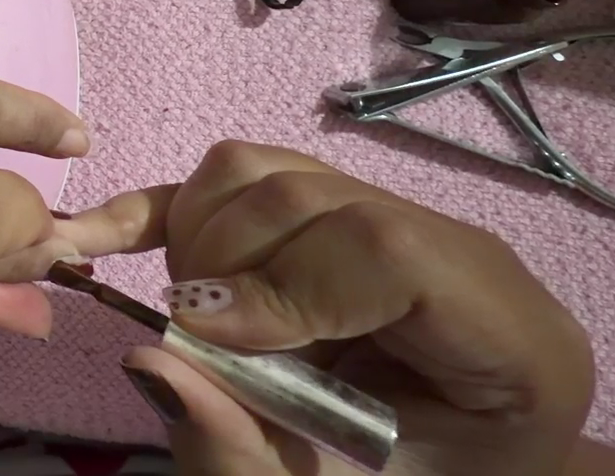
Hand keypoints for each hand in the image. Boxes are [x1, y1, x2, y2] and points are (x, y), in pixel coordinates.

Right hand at [61, 141, 594, 475]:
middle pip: (301, 197)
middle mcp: (449, 249)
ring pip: (252, 169)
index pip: (388, 250)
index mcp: (509, 334)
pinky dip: (159, 209)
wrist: (414, 473)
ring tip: (191, 312)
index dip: (282, 282)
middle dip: (220, 264)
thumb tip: (149, 360)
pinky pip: (223, 176)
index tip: (206, 333)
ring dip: (191, 235)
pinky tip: (105, 237)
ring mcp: (377, 211)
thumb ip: (242, 453)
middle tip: (194, 338)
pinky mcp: (312, 202)